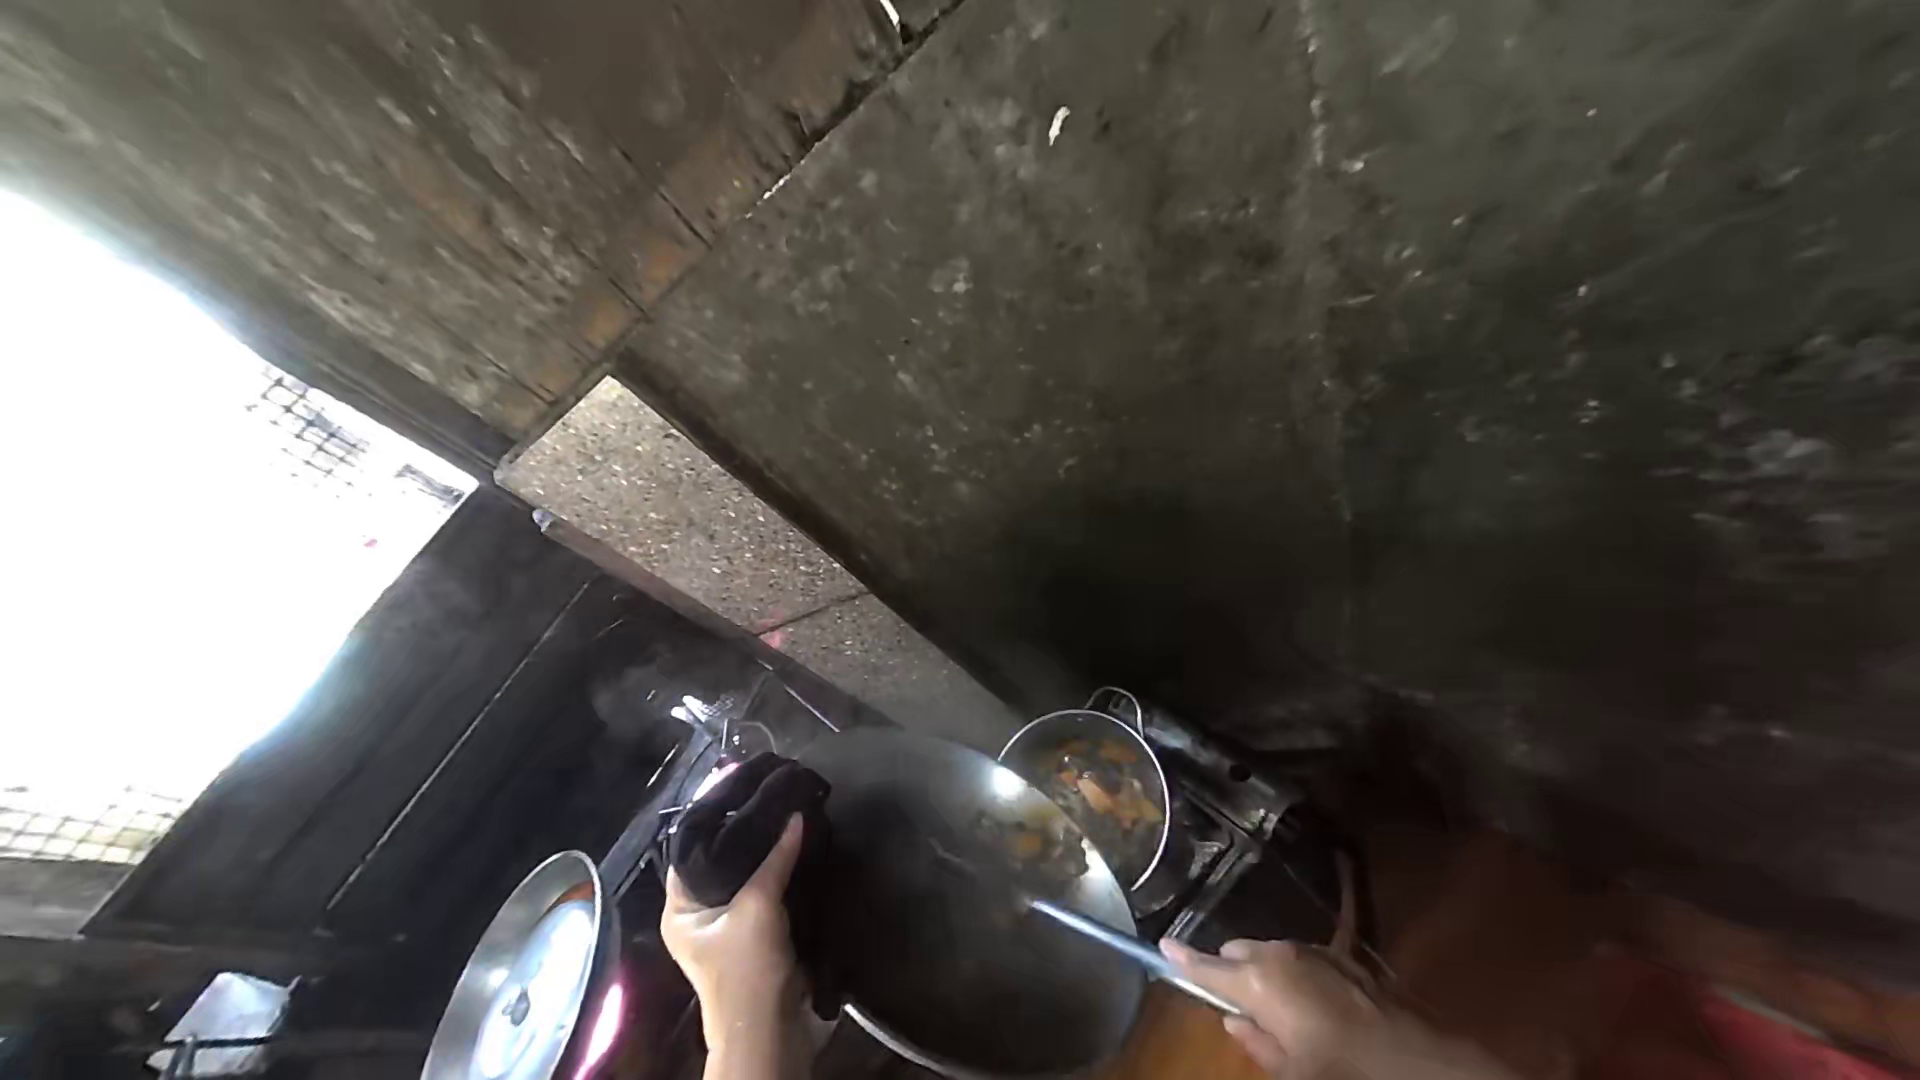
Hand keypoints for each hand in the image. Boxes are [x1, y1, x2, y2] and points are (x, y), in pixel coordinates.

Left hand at [662, 812, 806, 1047]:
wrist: (770, 1028)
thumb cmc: (747, 968)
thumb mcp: (759, 906)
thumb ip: (776, 858)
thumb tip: (796, 815)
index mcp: (679, 908)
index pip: (688, 848)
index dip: (710, 816)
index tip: (735, 784)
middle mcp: (696, 912)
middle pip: (716, 858)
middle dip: (740, 830)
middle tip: (763, 793)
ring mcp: (724, 923)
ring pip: (741, 872)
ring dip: (760, 848)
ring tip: (779, 810)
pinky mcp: (751, 930)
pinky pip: (759, 886)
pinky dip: (773, 866)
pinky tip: (790, 843)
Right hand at [1161, 938, 1381, 1076]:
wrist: (1420, 1064)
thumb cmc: (1343, 1073)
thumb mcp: (1293, 1074)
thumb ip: (1256, 1044)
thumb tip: (1233, 1022)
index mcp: (1257, 982)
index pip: (1206, 966)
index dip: (1181, 958)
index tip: (1162, 946)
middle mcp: (1275, 955)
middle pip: (1235, 953)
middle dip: (1231, 973)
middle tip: (1241, 1008)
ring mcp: (1308, 950)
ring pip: (1266, 953)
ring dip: (1262, 973)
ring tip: (1280, 1010)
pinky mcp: (1337, 955)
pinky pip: (1297, 958)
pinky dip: (1292, 974)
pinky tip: (1313, 1005)